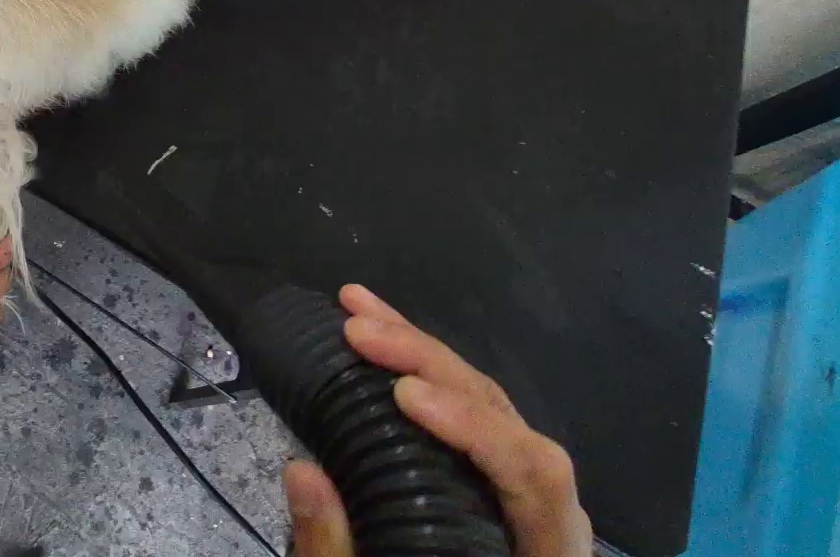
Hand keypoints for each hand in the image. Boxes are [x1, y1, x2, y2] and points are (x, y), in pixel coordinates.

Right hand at [285, 284, 593, 556]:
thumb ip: (338, 551)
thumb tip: (300, 471)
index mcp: (538, 554)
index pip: (536, 480)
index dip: (477, 428)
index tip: (404, 396)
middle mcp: (539, 514)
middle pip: (504, 419)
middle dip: (430, 366)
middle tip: (358, 332)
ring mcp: (511, 485)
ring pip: (480, 397)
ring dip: (417, 348)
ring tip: (354, 308)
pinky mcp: (479, 467)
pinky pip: (458, 401)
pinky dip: (413, 362)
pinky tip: (372, 324)